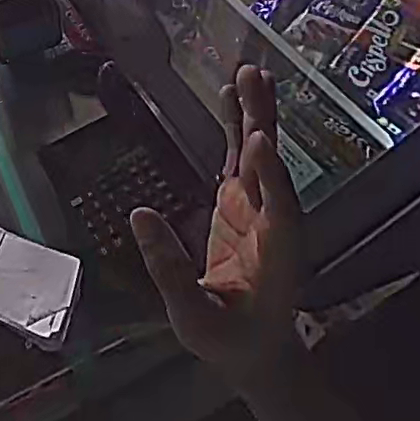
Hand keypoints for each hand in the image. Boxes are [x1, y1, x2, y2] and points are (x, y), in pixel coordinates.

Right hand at [130, 65, 304, 396]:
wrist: (258, 347)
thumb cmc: (230, 341)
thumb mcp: (195, 320)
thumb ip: (169, 271)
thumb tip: (140, 214)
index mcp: (276, 256)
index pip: (279, 212)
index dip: (271, 177)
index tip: (257, 141)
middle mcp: (274, 221)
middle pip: (272, 167)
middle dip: (264, 123)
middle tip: (256, 79)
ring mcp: (259, 207)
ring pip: (260, 154)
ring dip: (256, 113)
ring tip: (250, 73)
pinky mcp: (243, 201)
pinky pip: (241, 158)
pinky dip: (238, 126)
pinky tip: (231, 95)